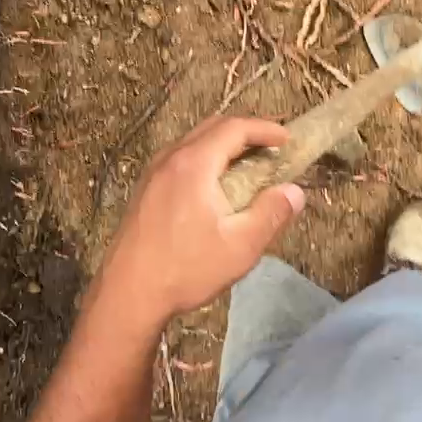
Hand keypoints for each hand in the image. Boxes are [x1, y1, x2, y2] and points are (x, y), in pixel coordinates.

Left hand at [95, 117, 305, 329]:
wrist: (127, 293)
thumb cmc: (186, 268)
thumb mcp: (240, 246)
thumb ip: (271, 214)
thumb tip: (294, 191)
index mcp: (194, 163)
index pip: (234, 128)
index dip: (265, 129)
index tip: (288, 140)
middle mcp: (170, 158)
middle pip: (212, 128)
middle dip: (245, 133)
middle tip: (271, 151)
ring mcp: (153, 172)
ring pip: (193, 142)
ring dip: (223, 146)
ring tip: (248, 168)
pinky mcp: (145, 189)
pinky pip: (181, 159)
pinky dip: (205, 160)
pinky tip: (215, 187)